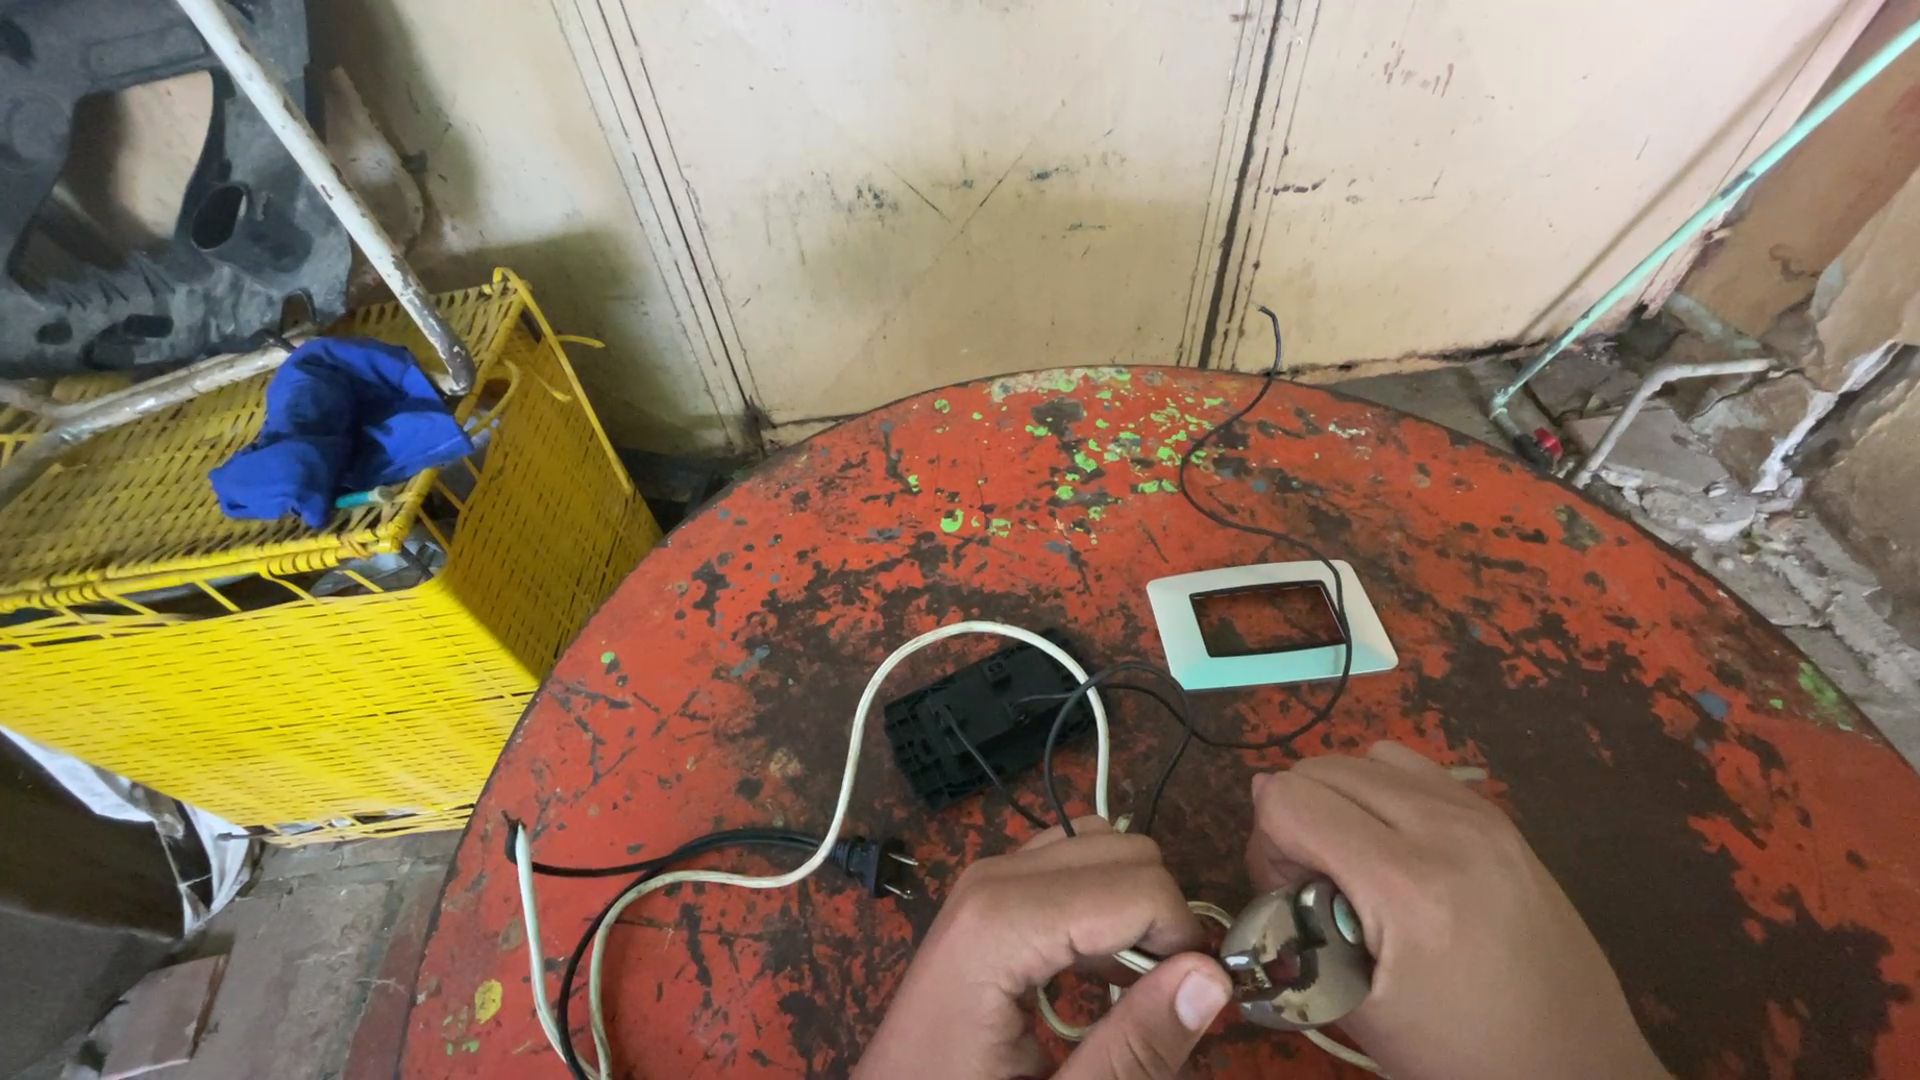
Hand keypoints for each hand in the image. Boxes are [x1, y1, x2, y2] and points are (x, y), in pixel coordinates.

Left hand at [855, 818, 1233, 1079]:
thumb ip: (1134, 1047)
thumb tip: (1212, 977)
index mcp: (1002, 922)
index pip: (1135, 885)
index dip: (1182, 940)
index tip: (1192, 1004)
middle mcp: (993, 876)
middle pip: (1122, 852)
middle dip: (1160, 917)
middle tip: (1162, 999)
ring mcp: (988, 874)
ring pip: (1100, 844)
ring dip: (1134, 905)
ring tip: (1130, 985)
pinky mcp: (990, 887)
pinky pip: (1070, 859)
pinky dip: (1102, 899)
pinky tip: (1098, 965)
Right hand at [1247, 742, 1666, 1079]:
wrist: (1581, 1073)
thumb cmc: (1460, 1054)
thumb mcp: (1354, 1002)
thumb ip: (1291, 907)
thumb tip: (1263, 800)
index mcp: (1406, 884)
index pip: (1289, 799)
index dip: (1271, 843)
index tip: (1290, 892)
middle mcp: (1445, 829)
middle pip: (1318, 769)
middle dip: (1296, 816)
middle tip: (1315, 880)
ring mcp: (1479, 814)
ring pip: (1359, 757)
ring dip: (1336, 796)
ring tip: (1354, 855)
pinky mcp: (1498, 815)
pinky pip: (1408, 764)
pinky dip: (1379, 787)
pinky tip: (1393, 840)